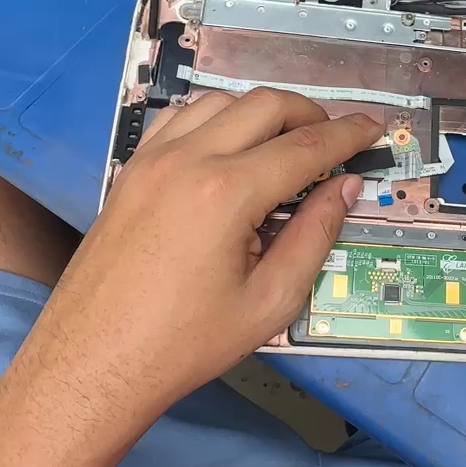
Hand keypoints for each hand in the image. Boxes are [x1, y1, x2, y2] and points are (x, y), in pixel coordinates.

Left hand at [38, 89, 378, 422]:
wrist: (91, 365)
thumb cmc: (186, 344)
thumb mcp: (270, 301)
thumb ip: (315, 235)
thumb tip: (345, 187)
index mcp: (227, 192)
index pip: (306, 145)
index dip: (348, 133)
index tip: (374, 126)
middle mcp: (189, 159)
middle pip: (265, 105)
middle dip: (310, 113)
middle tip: (335, 140)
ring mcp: (152, 159)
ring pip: (220, 101)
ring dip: (262, 111)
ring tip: (285, 143)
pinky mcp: (130, 170)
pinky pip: (179, 118)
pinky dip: (216, 117)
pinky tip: (228, 146)